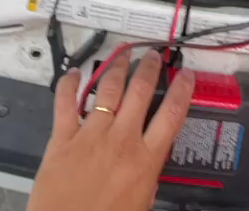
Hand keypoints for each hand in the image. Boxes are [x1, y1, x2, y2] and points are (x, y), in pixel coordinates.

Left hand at [28, 50, 195, 210]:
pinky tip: (74, 73)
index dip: (182, 89)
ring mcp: (91, 135)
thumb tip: (148, 163)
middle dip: (149, 67)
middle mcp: (121, 141)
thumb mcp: (140, 205)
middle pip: (141, 90)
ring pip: (109, 88)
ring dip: (118, 66)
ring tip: (124, 54)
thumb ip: (146, 179)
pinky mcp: (63, 138)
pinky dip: (69, 84)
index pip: (171, 114)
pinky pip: (66, 102)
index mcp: (144, 161)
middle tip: (153, 55)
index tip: (186, 74)